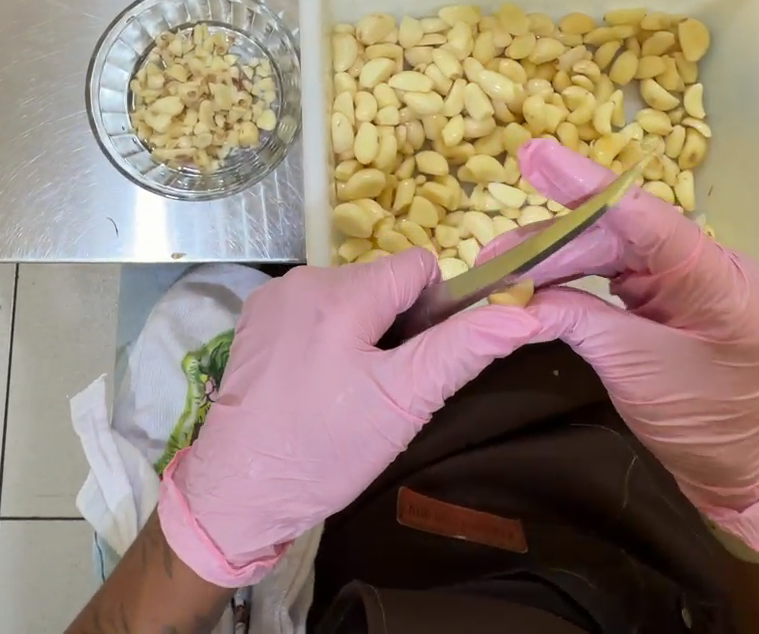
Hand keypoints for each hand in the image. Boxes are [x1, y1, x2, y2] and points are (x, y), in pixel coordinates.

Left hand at [157, 249, 548, 586]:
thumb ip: (460, 350)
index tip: (414, 359)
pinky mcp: (254, 315)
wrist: (237, 491)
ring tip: (342, 387)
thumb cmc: (325, 450)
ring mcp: (273, 294)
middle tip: (377, 385)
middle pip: (381, 280)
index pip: (417, 266)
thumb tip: (522, 314)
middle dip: (393, 323)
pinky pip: (312, 305)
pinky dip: (325, 332)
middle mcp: (305, 277)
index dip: (432, 309)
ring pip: (349, 294)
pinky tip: (312, 379)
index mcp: (343, 291)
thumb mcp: (403, 404)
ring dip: (359, 328)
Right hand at [484, 139, 758, 550]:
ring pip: (606, 245)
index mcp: (723, 286)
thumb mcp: (635, 372)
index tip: (539, 157)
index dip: (592, 188)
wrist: (733, 464)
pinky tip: (530, 270)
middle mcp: (705, 265)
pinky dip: (566, 270)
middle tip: (493, 252)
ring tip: (497, 264)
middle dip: (553, 240)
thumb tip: (515, 293)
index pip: (652, 223)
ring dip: (551, 255)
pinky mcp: (660, 285)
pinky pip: (607, 265)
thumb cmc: (701, 422)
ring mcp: (681, 273)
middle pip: (618, 233)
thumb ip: (578, 320)